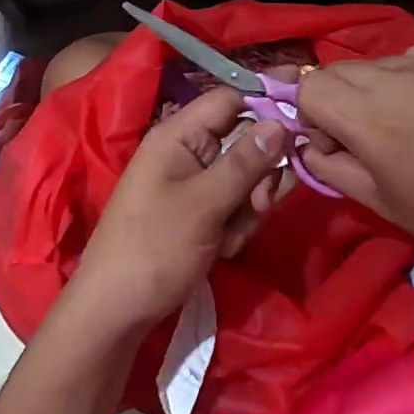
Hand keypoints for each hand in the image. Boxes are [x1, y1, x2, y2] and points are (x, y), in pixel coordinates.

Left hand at [69, 89, 288, 333]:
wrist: (113, 316)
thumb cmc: (153, 250)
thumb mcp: (205, 204)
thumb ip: (246, 162)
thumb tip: (280, 123)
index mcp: (179, 134)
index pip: (231, 98)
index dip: (265, 104)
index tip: (300, 119)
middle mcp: (187, 150)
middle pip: (244, 139)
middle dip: (259, 174)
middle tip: (260, 205)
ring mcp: (193, 182)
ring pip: (245, 176)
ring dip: (249, 206)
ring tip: (231, 238)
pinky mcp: (199, 210)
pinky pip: (234, 202)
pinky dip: (236, 225)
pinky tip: (223, 250)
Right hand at [297, 44, 413, 274]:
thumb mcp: (384, 205)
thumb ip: (332, 167)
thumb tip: (311, 142)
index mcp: (373, 121)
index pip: (310, 89)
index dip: (311, 115)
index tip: (333, 142)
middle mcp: (399, 78)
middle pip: (338, 70)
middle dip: (338, 99)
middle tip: (365, 133)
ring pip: (377, 62)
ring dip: (375, 87)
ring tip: (408, 120)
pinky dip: (412, 77)